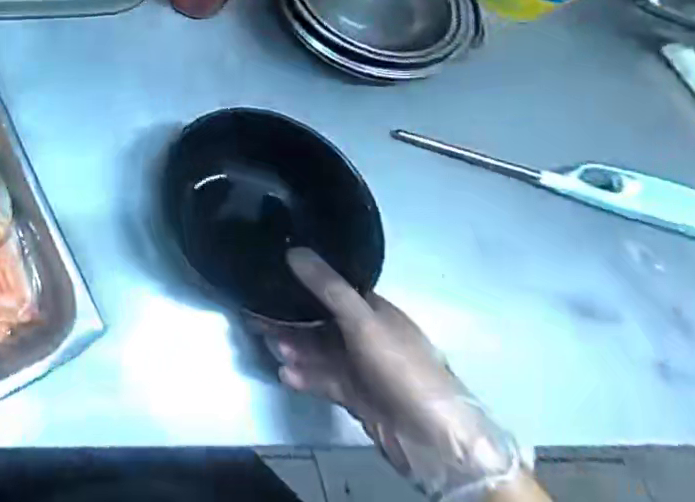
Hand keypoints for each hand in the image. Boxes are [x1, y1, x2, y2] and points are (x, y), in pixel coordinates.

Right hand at [263, 248, 531, 501]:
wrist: (438, 444)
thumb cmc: (404, 371)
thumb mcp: (364, 322)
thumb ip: (328, 287)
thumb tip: (293, 249)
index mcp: (376, 313)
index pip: (333, 289)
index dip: (302, 282)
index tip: (269, 276)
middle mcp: (367, 336)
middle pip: (318, 321)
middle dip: (288, 319)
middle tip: (256, 316)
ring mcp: (361, 367)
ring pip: (316, 350)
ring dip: (294, 348)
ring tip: (275, 348)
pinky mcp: (356, 395)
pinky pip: (321, 378)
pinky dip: (303, 375)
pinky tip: (287, 374)